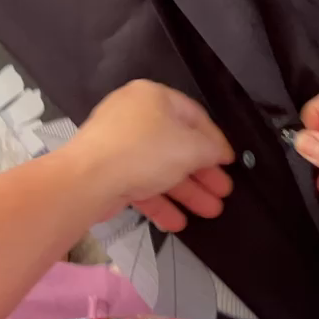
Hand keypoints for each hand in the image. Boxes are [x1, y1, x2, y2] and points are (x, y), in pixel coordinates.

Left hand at [57, 80, 235, 232]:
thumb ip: (211, 148)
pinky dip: (160, 200)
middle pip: (177, 143)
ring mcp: (119, 142)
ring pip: (160, 166)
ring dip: (186, 190)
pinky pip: (141, 182)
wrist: (87, 178)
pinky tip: (177, 222)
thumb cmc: (143, 151)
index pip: (193, 115)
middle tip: (223, 192)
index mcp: (153, 96)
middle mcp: (135, 114)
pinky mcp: (109, 169)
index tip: (230, 163)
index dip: (215, 140)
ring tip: (210, 212)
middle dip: (202, 171)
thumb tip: (220, 151)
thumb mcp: (189, 147)